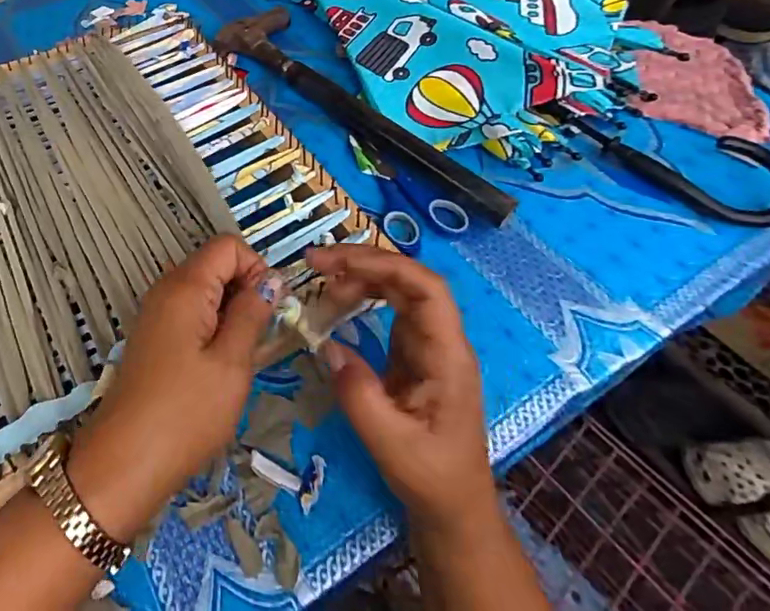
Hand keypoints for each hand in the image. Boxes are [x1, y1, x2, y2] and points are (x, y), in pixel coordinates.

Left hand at [67, 236, 273, 540]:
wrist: (124, 462)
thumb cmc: (185, 413)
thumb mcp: (231, 364)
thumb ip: (252, 314)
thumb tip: (271, 280)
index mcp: (185, 286)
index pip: (228, 245)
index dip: (256, 268)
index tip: (270, 309)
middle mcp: (166, 289)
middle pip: (215, 265)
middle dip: (245, 290)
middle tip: (260, 338)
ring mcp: (156, 313)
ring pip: (205, 291)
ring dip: (231, 313)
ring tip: (241, 358)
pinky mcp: (153, 337)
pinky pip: (190, 314)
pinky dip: (212, 328)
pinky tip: (218, 367)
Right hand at [306, 244, 495, 534]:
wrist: (454, 507)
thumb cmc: (431, 477)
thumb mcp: (390, 444)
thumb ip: (359, 394)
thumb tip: (327, 346)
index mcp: (448, 355)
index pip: (426, 289)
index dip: (384, 265)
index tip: (337, 264)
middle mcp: (441, 339)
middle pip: (408, 280)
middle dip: (363, 262)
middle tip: (315, 262)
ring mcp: (427, 343)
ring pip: (397, 290)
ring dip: (360, 277)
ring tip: (321, 281)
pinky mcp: (412, 352)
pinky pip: (388, 308)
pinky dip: (361, 296)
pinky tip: (337, 301)